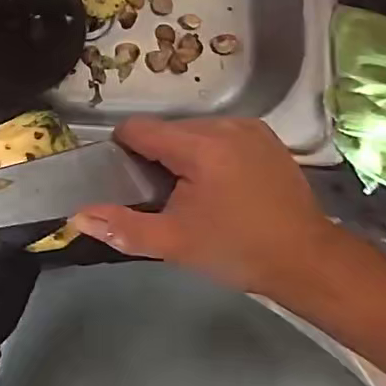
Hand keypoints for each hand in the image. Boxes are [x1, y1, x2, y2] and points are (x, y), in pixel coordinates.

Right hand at [68, 117, 343, 293]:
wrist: (307, 260)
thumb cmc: (236, 250)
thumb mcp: (174, 243)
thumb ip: (123, 227)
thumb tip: (78, 216)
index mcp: (198, 146)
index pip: (139, 129)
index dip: (124, 150)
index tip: (131, 180)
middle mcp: (223, 125)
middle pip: (166, 129)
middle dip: (157, 156)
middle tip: (165, 196)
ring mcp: (249, 127)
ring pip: (193, 130)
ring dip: (184, 153)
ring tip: (195, 192)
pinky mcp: (266, 136)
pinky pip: (220, 133)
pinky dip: (211, 152)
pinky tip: (222, 184)